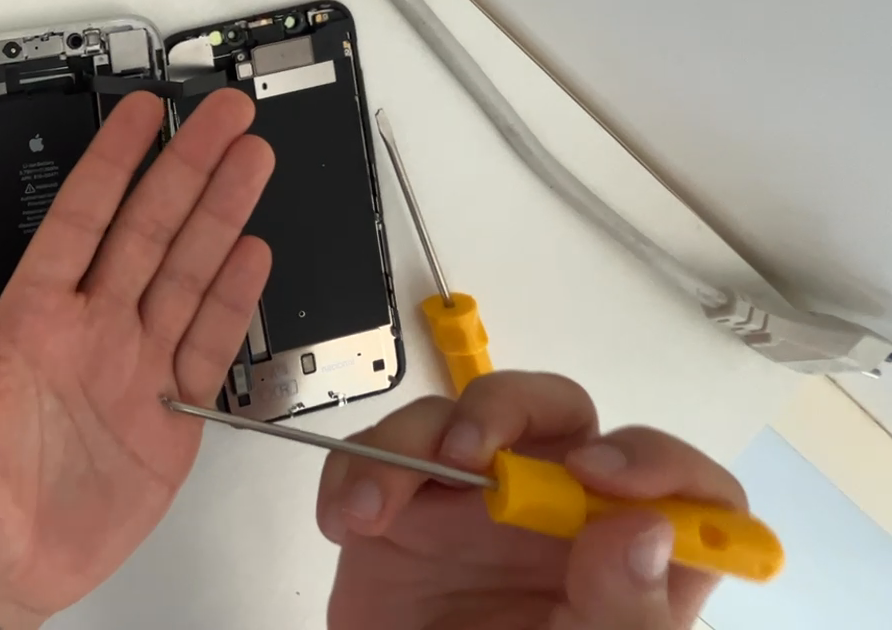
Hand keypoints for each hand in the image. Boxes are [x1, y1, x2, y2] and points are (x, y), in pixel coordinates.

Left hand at [0, 89, 274, 627]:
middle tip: (223, 115)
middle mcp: (90, 326)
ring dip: (222, 215)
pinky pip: (208, 345)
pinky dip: (233, 300)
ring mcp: (133, 365)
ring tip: (252, 162)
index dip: (112, 161)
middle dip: (186, 168)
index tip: (140, 114)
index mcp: (33, 315)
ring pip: (186, 272)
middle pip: (148, 228)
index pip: (80, 217)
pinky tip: (253, 255)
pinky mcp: (169, 416)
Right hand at [317, 371, 745, 629]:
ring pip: (438, 417)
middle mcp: (545, 508)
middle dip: (499, 408)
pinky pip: (365, 448)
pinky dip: (347, 473)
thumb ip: (627, 613)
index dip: (653, 459)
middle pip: (546, 409)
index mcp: (614, 552)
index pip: (674, 480)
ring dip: (395, 451)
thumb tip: (645, 523)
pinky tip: (342, 525)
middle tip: (463, 455)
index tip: (596, 476)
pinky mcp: (392, 497)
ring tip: (367, 518)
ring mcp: (461, 497)